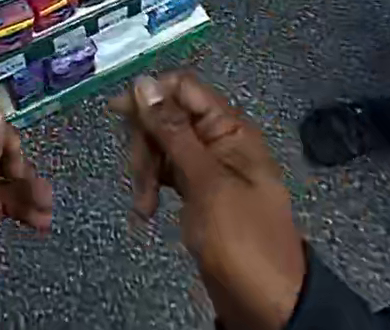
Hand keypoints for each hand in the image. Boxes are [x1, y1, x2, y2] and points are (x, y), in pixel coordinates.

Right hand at [112, 70, 306, 329]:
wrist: (268, 310)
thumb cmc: (242, 240)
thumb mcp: (205, 182)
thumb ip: (173, 130)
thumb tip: (144, 83)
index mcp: (229, 128)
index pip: (183, 87)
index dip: (151, 95)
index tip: (120, 113)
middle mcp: (218, 139)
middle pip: (167, 116)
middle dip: (146, 142)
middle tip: (137, 175)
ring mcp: (208, 166)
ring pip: (163, 144)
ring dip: (146, 169)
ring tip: (144, 204)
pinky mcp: (198, 191)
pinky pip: (167, 171)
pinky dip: (153, 186)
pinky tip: (146, 208)